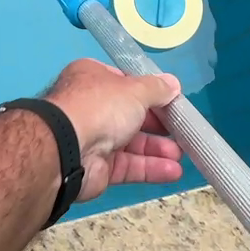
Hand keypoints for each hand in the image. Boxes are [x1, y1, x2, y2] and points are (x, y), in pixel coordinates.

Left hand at [42, 58, 183, 201]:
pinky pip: (129, 165)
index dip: (148, 92)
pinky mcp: (98, 167)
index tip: (170, 100)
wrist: (68, 148)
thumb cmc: (101, 106)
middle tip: (181, 130)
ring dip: (157, 148)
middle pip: (130, 114)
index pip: (124, 82)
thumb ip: (156, 89)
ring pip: (131, 143)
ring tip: (180, 153)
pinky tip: (173, 171)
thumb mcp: (135, 90)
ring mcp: (94, 138)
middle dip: (157, 124)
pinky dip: (150, 168)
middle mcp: (92, 107)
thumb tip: (173, 84)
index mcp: (93, 78)